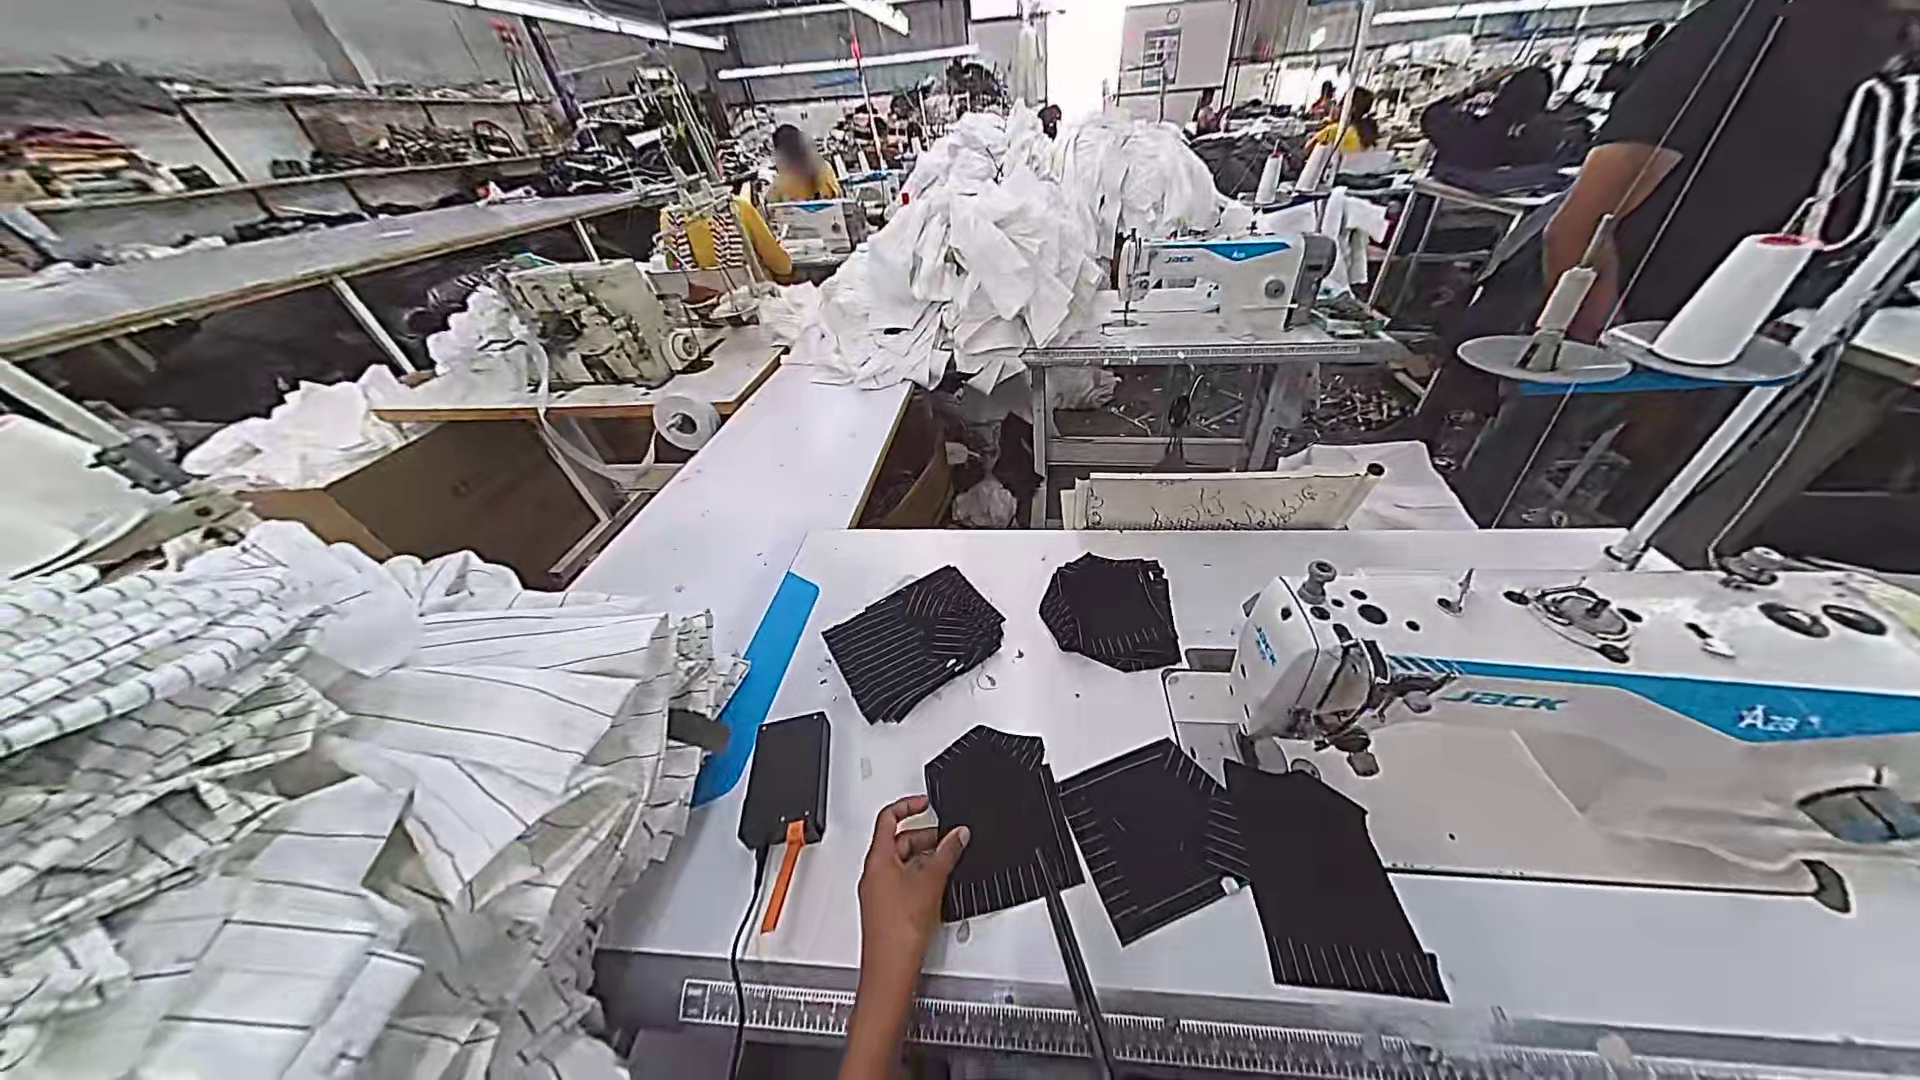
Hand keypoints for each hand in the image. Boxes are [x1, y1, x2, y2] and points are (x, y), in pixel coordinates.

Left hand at [856, 795, 968, 979]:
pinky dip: (921, 876)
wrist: (891, 969)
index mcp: (878, 859)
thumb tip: (957, 835)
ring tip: (947, 861)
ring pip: (903, 861)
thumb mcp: (931, 880)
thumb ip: (947, 852)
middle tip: (946, 838)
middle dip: (924, 836)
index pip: (888, 818)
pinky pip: (903, 880)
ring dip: (925, 857)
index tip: (923, 802)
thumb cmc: (899, 929)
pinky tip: (938, 885)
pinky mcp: (887, 908)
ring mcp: (879, 891)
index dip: (907, 805)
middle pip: (898, 840)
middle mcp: (874, 872)